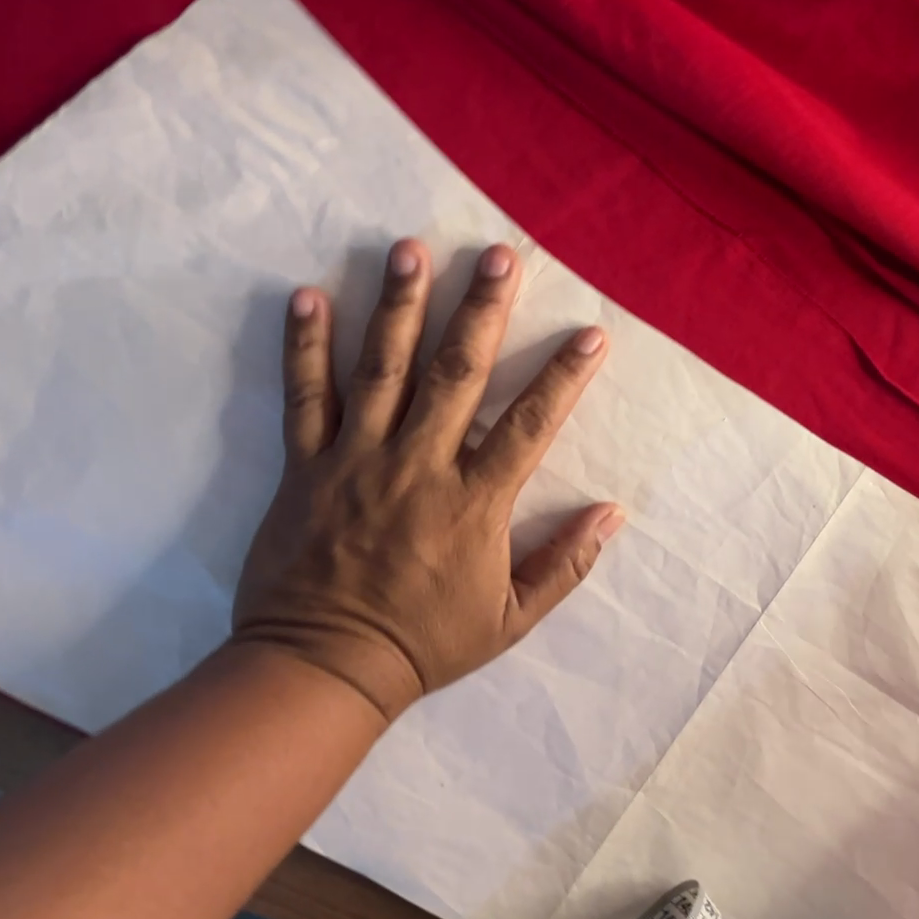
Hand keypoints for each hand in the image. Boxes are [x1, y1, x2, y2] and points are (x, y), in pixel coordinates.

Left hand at [233, 239, 623, 720]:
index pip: (530, 424)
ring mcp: (357, 461)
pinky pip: (305, 398)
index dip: (565, 376)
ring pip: (382, 370)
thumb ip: (566, 565)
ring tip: (411, 249)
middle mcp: (419, 466)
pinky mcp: (305, 467)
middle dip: (482, 310)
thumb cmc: (426, 643)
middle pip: (456, 374)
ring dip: (399, 305)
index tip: (593, 334)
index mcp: (475, 503)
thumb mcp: (513, 619)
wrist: (321, 669)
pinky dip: (305, 346)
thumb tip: (613, 513)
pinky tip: (310, 295)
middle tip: (499, 255)